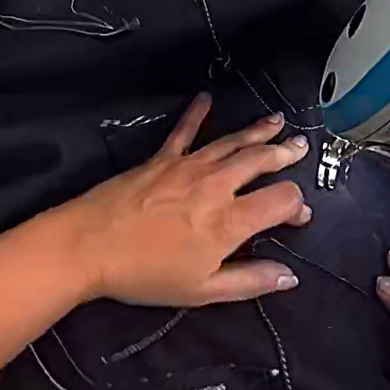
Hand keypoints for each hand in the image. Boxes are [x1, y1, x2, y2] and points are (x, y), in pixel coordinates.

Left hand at [54, 93, 310, 307]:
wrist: (88, 245)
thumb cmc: (145, 274)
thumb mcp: (202, 290)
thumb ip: (250, 281)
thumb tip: (289, 276)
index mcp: (230, 220)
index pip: (281, 200)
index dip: (297, 206)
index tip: (300, 216)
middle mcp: (216, 185)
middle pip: (260, 161)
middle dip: (285, 153)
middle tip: (301, 146)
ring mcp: (188, 166)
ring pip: (232, 142)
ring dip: (258, 131)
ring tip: (277, 121)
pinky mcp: (162, 158)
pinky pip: (184, 131)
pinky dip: (196, 114)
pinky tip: (206, 99)